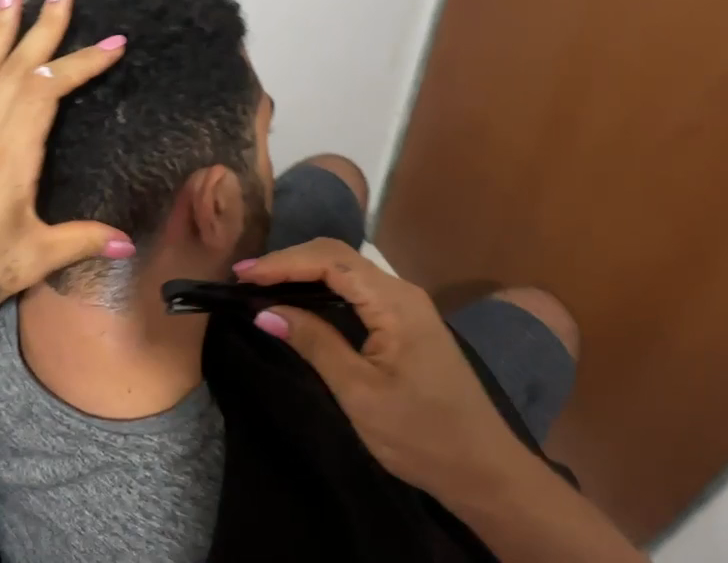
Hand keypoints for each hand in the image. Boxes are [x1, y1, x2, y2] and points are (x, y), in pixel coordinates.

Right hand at [235, 238, 530, 495]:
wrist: (485, 470)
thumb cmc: (422, 435)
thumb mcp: (360, 393)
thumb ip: (314, 343)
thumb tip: (265, 311)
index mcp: (394, 302)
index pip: (329, 261)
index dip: (282, 262)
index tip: (242, 276)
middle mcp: (401, 291)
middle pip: (337, 256)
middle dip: (288, 261)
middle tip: (245, 279)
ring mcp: (406, 305)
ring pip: (346, 269)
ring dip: (303, 271)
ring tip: (263, 285)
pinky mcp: (405, 321)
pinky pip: (356, 289)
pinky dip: (321, 287)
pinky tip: (299, 300)